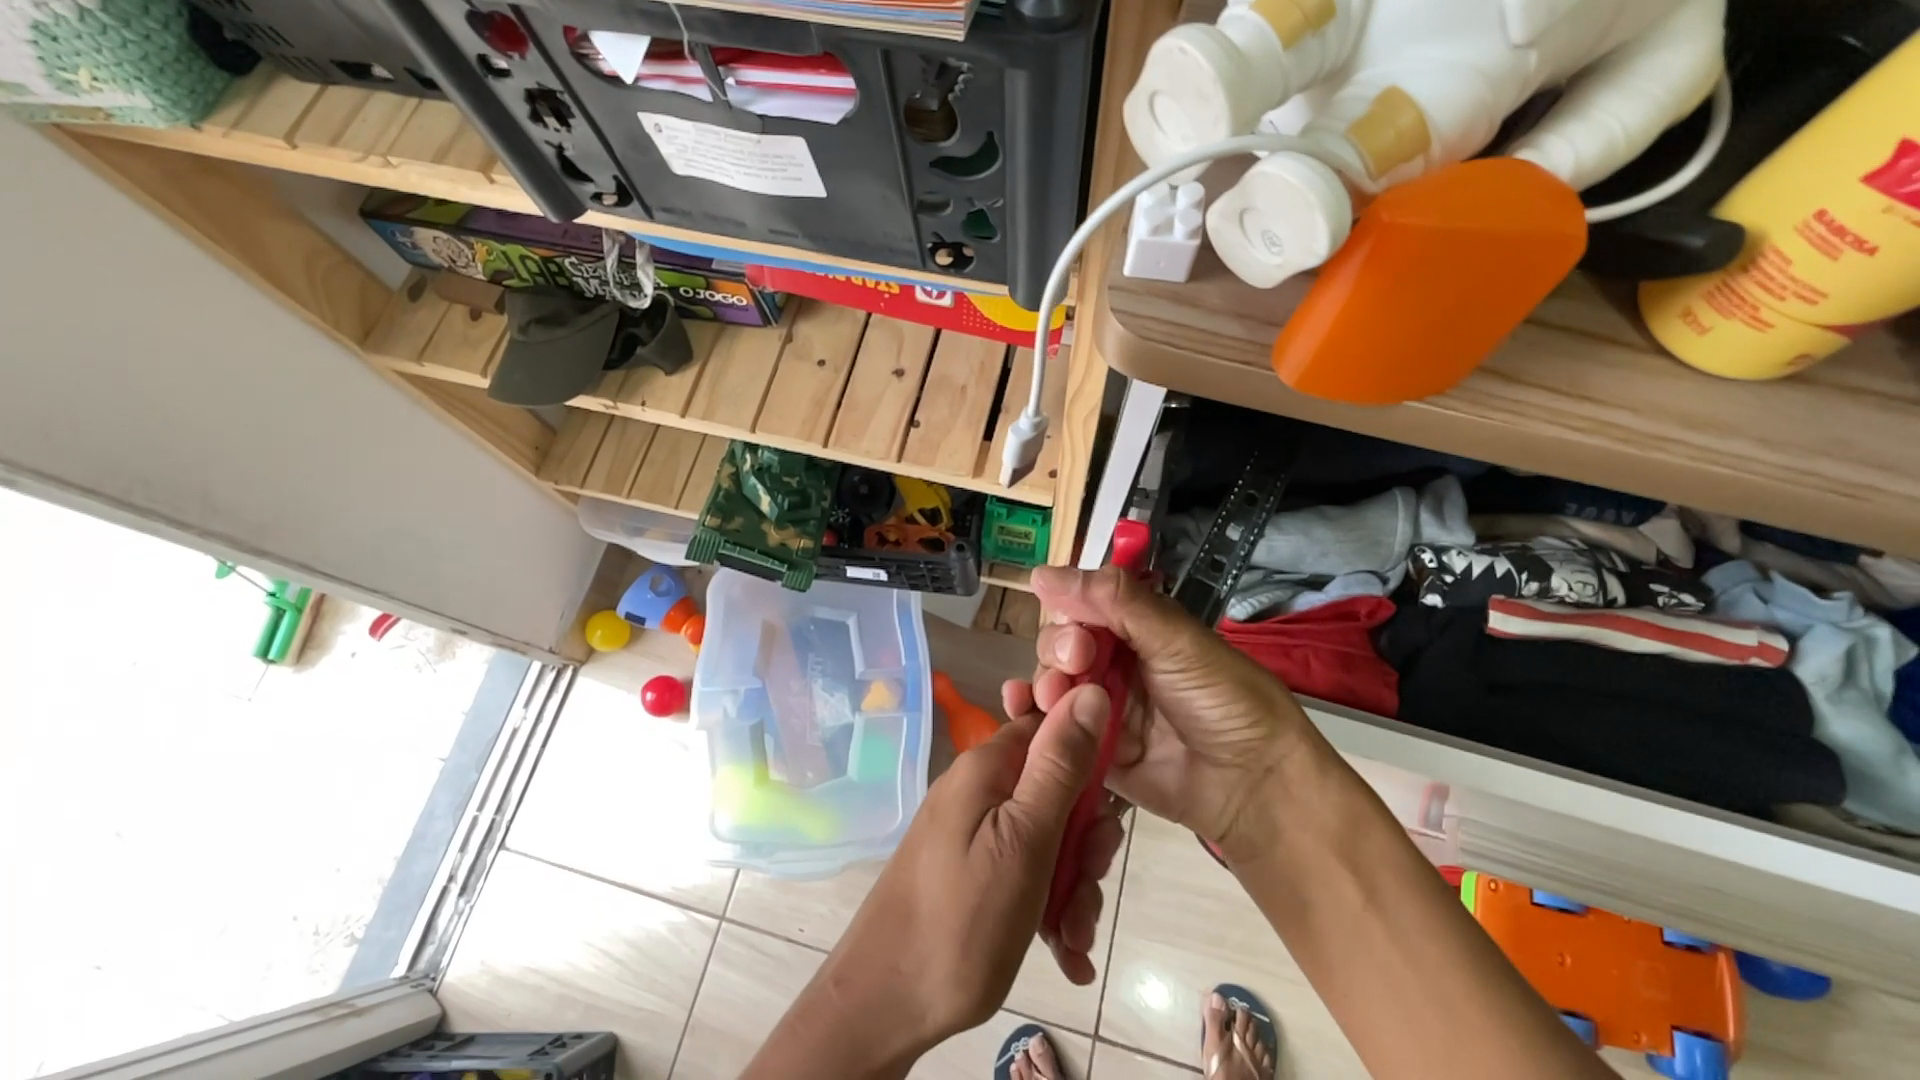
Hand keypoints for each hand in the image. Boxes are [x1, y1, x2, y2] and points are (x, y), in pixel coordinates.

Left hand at [806, 681, 1126, 1061]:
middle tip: (1084, 892)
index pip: (1054, 729)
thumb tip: (1089, 691)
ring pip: (1051, 841)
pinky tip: (1065, 953)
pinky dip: (1052, 910)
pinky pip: (1030, 874)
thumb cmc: (962, 919)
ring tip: (1070, 940)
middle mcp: (981, 792)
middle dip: (1085, 846)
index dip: (1089, 766)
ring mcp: (977, 834)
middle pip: (1059, 793)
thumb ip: (1060, 765)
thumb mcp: (1025, 839)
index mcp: (988, 769)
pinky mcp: (977, 874)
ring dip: (1073, 890)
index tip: (1103, 816)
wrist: (887, 1003)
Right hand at [1017, 566, 1314, 863]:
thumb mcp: (1177, 640)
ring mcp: (1102, 708)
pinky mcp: (1091, 750)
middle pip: (1061, 643)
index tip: (1079, 630)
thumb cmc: (1224, 700)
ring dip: (1045, 683)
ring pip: (1053, 684)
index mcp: (1139, 628)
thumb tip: (1041, 573)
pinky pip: (1053, 729)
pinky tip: (1023, 710)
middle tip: (1076, 665)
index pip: (1083, 605)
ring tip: (1053, 698)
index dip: (1070, 610)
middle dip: (1058, 649)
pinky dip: (1033, 717)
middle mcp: (1116, 663)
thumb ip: (1115, 603)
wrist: (1251, 783)